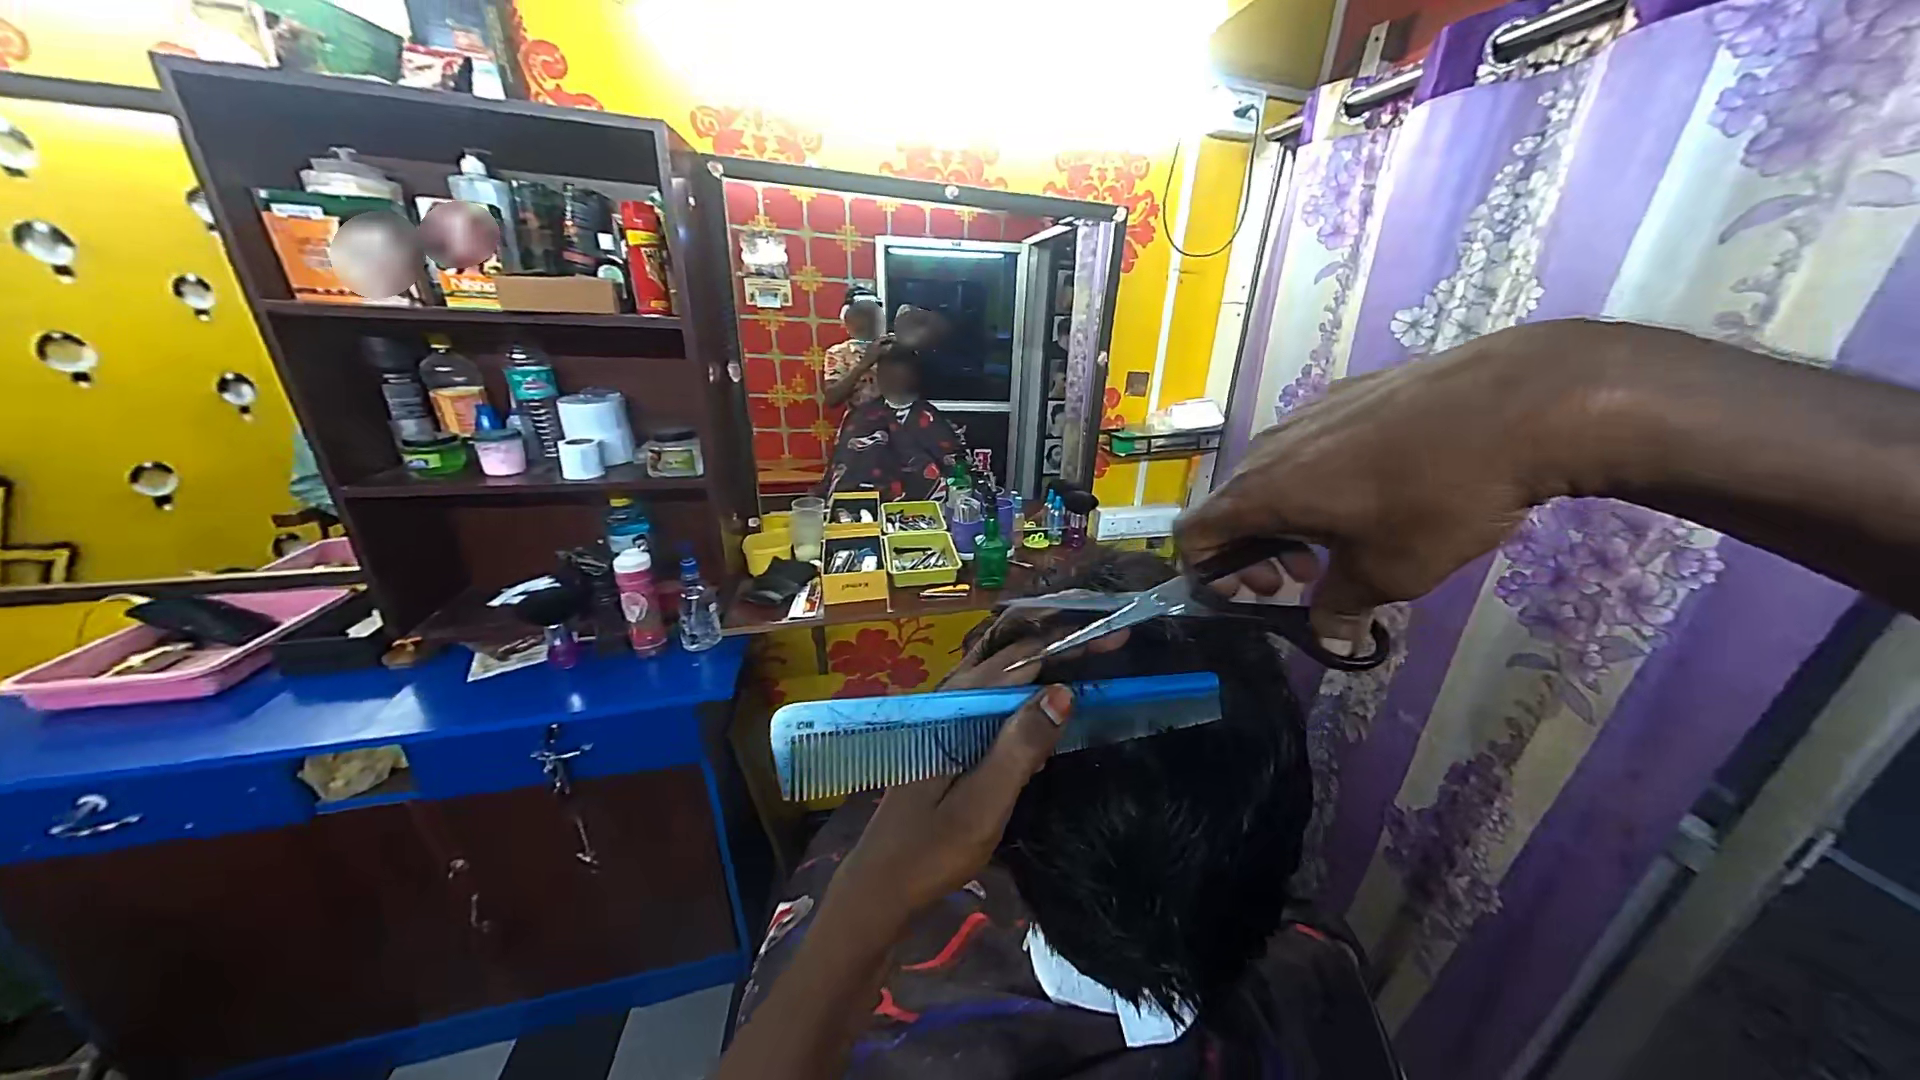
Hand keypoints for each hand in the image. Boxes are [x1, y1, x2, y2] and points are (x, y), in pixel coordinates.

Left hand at [828, 624, 1129, 927]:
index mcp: (952, 708)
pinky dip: (1027, 702)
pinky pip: (995, 707)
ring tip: (1091, 667)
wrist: (881, 887)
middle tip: (1111, 648)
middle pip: (1011, 663)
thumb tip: (1064, 690)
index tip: (1111, 638)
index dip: (1065, 645)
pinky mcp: (952, 741)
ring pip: (1003, 682)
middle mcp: (948, 702)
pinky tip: (1050, 715)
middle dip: (1060, 650)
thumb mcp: (982, 803)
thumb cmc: (930, 850)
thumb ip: (1019, 747)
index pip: (1017, 661)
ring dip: (1046, 672)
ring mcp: (947, 721)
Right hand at [1175, 322, 1597, 647]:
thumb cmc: (1438, 497)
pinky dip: (1315, 480)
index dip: (1205, 572)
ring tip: (1340, 536)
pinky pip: (1306, 447)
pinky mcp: (1345, 394)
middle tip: (1303, 577)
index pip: (1192, 533)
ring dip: (1284, 517)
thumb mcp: (1390, 572)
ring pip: (1269, 474)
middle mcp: (1267, 449)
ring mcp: (1305, 415)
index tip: (1255, 594)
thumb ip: (1342, 607)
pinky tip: (1377, 488)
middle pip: (1231, 506)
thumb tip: (1333, 639)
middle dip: (1253, 551)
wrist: (1524, 399)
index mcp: (1260, 492)